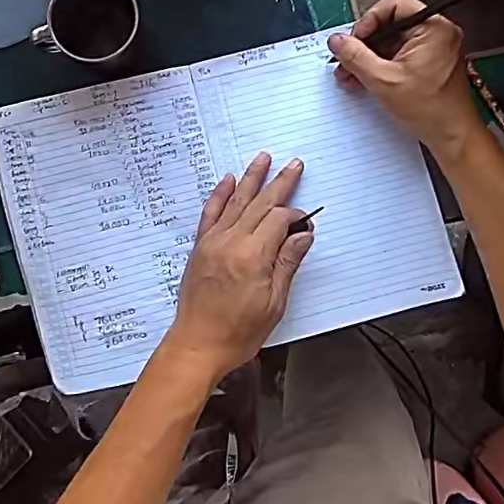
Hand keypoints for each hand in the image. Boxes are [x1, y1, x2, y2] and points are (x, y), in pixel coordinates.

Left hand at [157, 151, 312, 384]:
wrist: (197, 345)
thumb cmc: (237, 332)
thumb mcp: (274, 303)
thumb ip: (288, 263)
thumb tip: (303, 234)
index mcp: (253, 256)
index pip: (279, 220)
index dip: (296, 216)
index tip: (306, 222)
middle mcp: (231, 242)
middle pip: (260, 203)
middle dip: (280, 182)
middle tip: (294, 164)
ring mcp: (213, 242)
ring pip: (236, 201)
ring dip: (251, 178)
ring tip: (263, 158)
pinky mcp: (201, 247)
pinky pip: (211, 213)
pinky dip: (220, 194)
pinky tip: (228, 180)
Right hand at [328, 0, 478, 160]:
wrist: (451, 135)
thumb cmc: (431, 110)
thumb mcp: (383, 80)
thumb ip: (356, 56)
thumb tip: (337, 41)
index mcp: (433, 28)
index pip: (394, 3)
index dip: (370, 19)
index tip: (356, 39)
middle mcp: (437, 32)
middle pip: (391, 22)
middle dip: (365, 42)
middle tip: (348, 58)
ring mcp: (434, 46)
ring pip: (392, 40)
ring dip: (369, 55)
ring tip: (351, 72)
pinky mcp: (429, 61)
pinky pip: (399, 53)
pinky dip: (381, 64)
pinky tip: (364, 78)